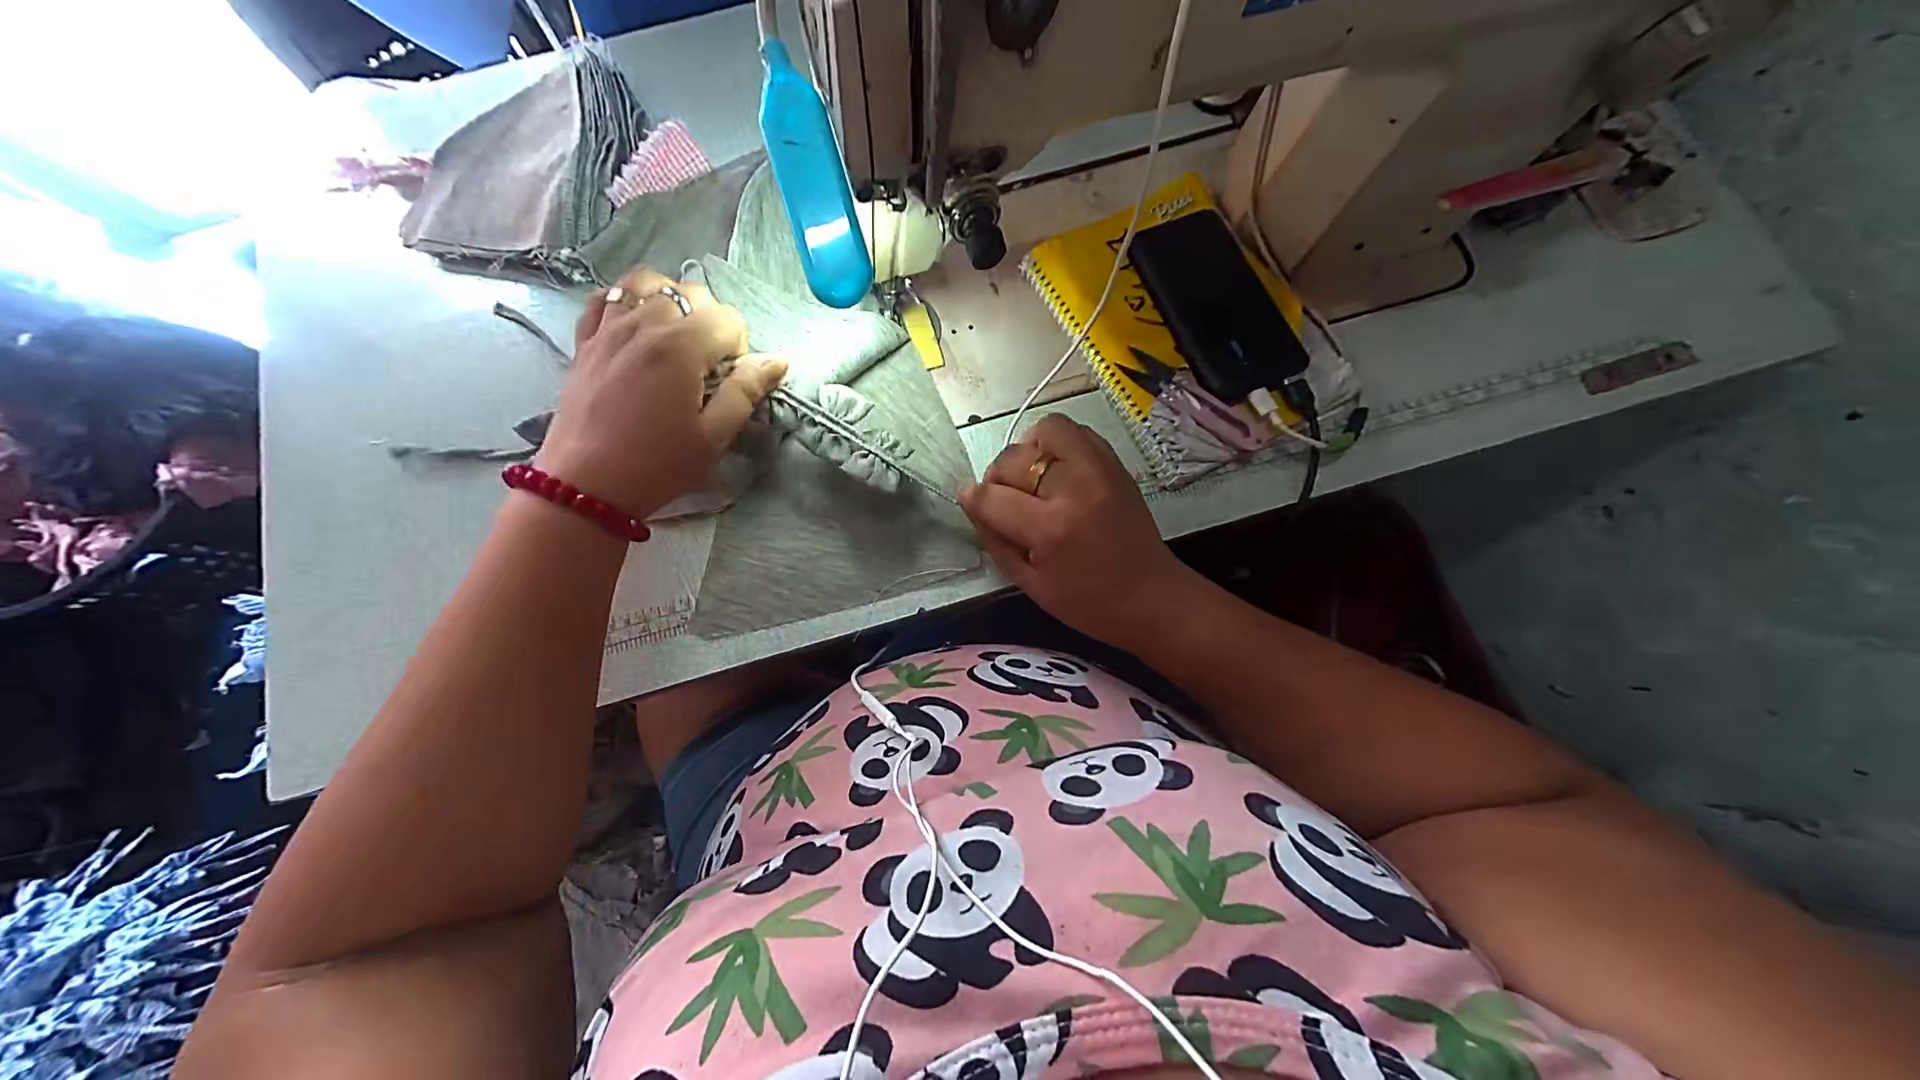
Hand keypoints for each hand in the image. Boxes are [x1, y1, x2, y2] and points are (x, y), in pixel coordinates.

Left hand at [536, 267, 786, 517]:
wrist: (586, 484)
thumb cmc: (657, 464)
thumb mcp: (714, 436)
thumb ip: (745, 391)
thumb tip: (776, 361)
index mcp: (680, 346)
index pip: (728, 319)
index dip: (740, 347)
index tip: (730, 380)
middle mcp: (643, 324)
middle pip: (690, 293)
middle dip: (710, 320)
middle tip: (707, 363)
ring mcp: (608, 328)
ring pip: (646, 283)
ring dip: (671, 301)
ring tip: (675, 336)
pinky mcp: (585, 340)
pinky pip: (606, 298)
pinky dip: (626, 301)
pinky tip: (636, 327)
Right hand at [959, 415, 1205, 646]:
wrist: (1151, 597)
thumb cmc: (1087, 603)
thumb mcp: (1029, 583)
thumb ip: (995, 539)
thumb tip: (972, 502)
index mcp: (1051, 528)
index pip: (991, 496)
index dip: (973, 500)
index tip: (972, 503)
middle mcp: (1074, 488)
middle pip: (1012, 459)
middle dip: (998, 479)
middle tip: (1007, 500)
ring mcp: (1099, 469)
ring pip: (1045, 430)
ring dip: (1028, 451)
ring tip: (1033, 479)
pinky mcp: (1115, 463)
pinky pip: (1075, 431)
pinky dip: (1057, 444)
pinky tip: (1056, 471)